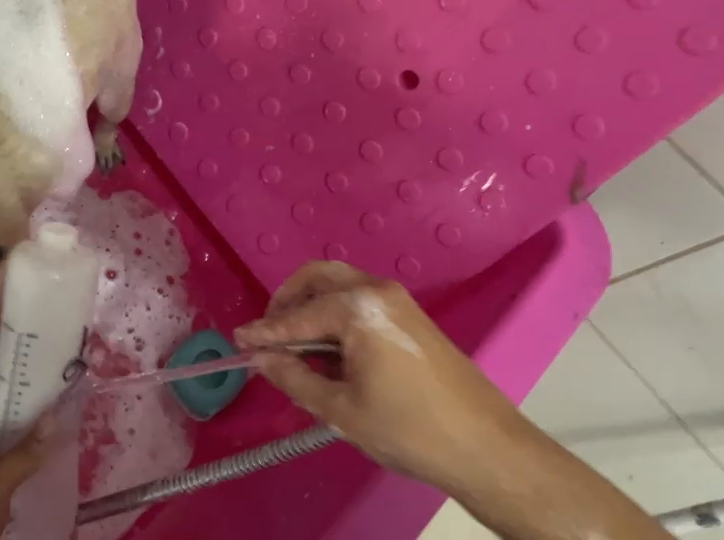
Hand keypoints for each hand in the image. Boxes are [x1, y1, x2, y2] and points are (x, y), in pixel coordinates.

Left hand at [0, 266, 51, 539]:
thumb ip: (22, 454)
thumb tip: (56, 412)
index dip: (2, 364)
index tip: (26, 340)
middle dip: (21, 387)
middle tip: (52, 366)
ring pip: (3, 432)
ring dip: (25, 414)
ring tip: (55, 395)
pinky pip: (7, 456)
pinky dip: (25, 444)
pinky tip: (43, 441)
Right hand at [235, 261, 517, 493]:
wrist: (485, 445)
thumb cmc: (408, 429)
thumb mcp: (341, 410)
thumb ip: (294, 379)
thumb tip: (260, 359)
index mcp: (357, 307)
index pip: (297, 315)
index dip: (265, 331)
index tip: (238, 340)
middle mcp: (376, 289)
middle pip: (318, 278)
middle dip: (289, 302)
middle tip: (269, 335)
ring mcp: (397, 299)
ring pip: (340, 286)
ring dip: (312, 306)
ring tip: (295, 347)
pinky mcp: (410, 315)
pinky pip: (360, 300)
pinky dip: (336, 314)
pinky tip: (329, 351)